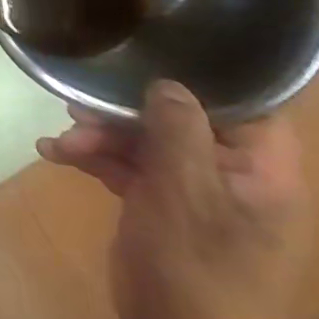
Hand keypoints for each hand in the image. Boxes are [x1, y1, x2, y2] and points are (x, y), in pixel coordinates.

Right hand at [37, 81, 308, 318]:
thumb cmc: (199, 265)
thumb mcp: (188, 191)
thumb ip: (179, 130)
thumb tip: (167, 83)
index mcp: (263, 173)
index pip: (248, 109)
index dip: (206, 79)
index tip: (153, 53)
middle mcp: (233, 178)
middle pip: (181, 122)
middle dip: (126, 112)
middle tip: (80, 107)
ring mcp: (195, 196)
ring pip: (146, 143)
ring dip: (101, 136)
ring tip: (63, 139)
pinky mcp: (160, 211)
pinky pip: (127, 170)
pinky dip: (93, 160)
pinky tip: (55, 154)